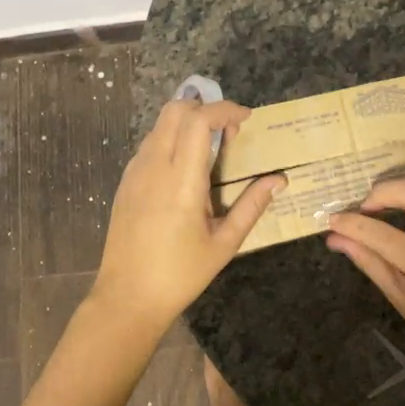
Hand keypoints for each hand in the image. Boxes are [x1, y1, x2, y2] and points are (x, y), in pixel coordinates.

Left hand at [88, 98, 284, 335]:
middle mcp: (154, 167)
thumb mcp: (224, 243)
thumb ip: (251, 206)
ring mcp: (135, 173)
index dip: (224, 110)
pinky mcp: (125, 182)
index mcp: (181, 180)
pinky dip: (171, 140)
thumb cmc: (180, 274)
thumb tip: (279, 180)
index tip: (245, 119)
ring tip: (210, 149)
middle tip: (229, 130)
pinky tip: (185, 168)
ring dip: (187, 123)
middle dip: (205, 108)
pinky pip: (149, 145)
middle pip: (175, 110)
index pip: (199, 120)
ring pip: (159, 125)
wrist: (127, 297)